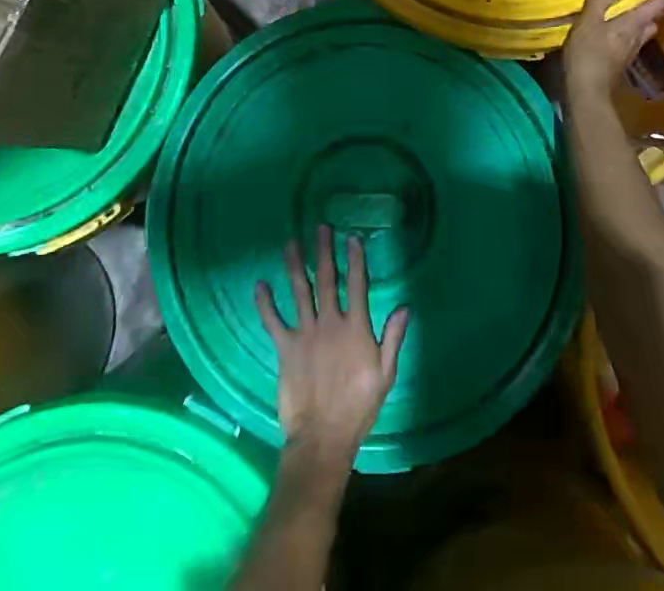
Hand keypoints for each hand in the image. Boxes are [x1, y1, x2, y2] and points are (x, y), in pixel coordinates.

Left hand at [255, 226, 409, 468]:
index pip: (357, 285)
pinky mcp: (285, 347)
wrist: (324, 434)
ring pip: (298, 291)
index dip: (355, 260)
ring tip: (290, 243)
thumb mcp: (385, 374)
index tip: (351, 237)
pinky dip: (265, 302)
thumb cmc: (359, 406)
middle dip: (323, 251)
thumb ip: (393, 338)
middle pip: (326, 279)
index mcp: (356, 329)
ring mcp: (305, 333)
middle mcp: (330, 323)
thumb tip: (404, 306)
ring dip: (294, 264)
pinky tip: (260, 284)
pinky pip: (272, 320)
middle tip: (320, 228)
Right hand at [563, 0, 663, 96]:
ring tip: (631, 21)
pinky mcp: (617, 66)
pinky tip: (613, 40)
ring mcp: (627, 55)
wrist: (587, 89)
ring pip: (640, 37)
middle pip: (649, 24)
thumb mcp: (588, 23)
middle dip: (651, 15)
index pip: (651, 8)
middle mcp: (634, 39)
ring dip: (639, 29)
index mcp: (631, 25)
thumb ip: (597, 3)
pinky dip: (624, 40)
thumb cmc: (589, 53)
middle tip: (649, 6)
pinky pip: (627, 47)